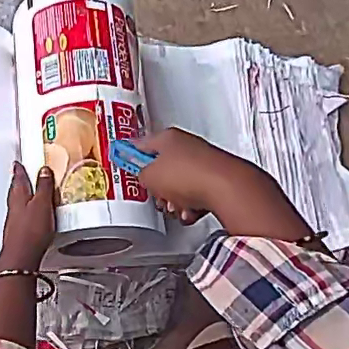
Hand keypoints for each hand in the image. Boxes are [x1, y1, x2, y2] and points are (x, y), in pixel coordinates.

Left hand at [0, 162, 55, 269]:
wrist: (22, 257)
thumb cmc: (30, 231)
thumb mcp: (43, 203)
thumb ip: (44, 187)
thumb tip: (44, 171)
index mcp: (19, 195)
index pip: (18, 177)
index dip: (19, 169)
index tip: (18, 163)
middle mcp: (14, 206)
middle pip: (16, 189)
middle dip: (18, 181)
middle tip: (19, 174)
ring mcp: (15, 219)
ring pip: (17, 202)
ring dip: (22, 195)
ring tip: (28, 192)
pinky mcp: (18, 232)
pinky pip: (22, 215)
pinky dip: (26, 210)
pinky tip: (32, 215)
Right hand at [133, 128, 262, 222]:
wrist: (227, 189)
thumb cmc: (191, 175)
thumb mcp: (150, 177)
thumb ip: (142, 175)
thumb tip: (145, 178)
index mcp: (168, 138)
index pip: (141, 143)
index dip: (130, 153)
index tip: (122, 156)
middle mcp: (187, 146)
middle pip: (162, 168)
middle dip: (159, 188)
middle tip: (158, 194)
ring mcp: (203, 163)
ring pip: (179, 186)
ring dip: (175, 201)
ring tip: (178, 206)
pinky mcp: (216, 181)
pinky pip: (196, 196)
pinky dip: (192, 207)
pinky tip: (192, 211)